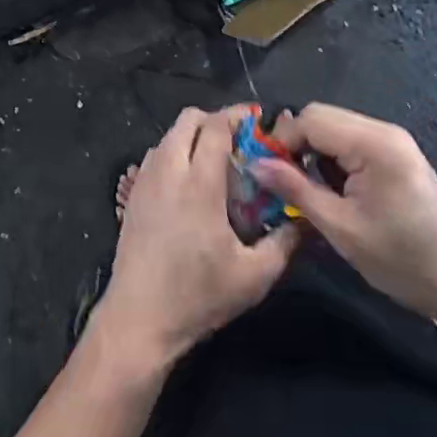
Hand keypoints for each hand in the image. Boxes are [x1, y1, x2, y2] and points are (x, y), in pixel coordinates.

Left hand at [94, 106, 301, 360]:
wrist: (138, 321)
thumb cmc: (198, 296)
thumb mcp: (254, 276)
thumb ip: (284, 242)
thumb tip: (303, 218)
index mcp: (199, 183)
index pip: (215, 126)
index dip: (238, 115)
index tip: (258, 120)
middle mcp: (169, 172)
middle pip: (188, 119)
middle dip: (215, 120)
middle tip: (239, 140)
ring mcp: (145, 182)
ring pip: (169, 136)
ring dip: (193, 136)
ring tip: (216, 161)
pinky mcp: (132, 196)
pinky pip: (156, 156)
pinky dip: (175, 153)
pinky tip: (189, 183)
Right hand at [254, 104, 436, 324]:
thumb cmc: (402, 261)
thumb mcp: (341, 229)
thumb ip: (296, 190)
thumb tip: (255, 164)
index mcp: (373, 143)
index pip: (311, 118)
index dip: (281, 141)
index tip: (264, 173)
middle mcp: (384, 130)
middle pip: (323, 117)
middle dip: (295, 143)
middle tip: (281, 181)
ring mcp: (394, 140)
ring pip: (336, 127)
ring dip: (314, 151)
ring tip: (303, 189)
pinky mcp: (398, 154)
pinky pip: (353, 141)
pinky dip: (333, 157)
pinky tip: (331, 189)